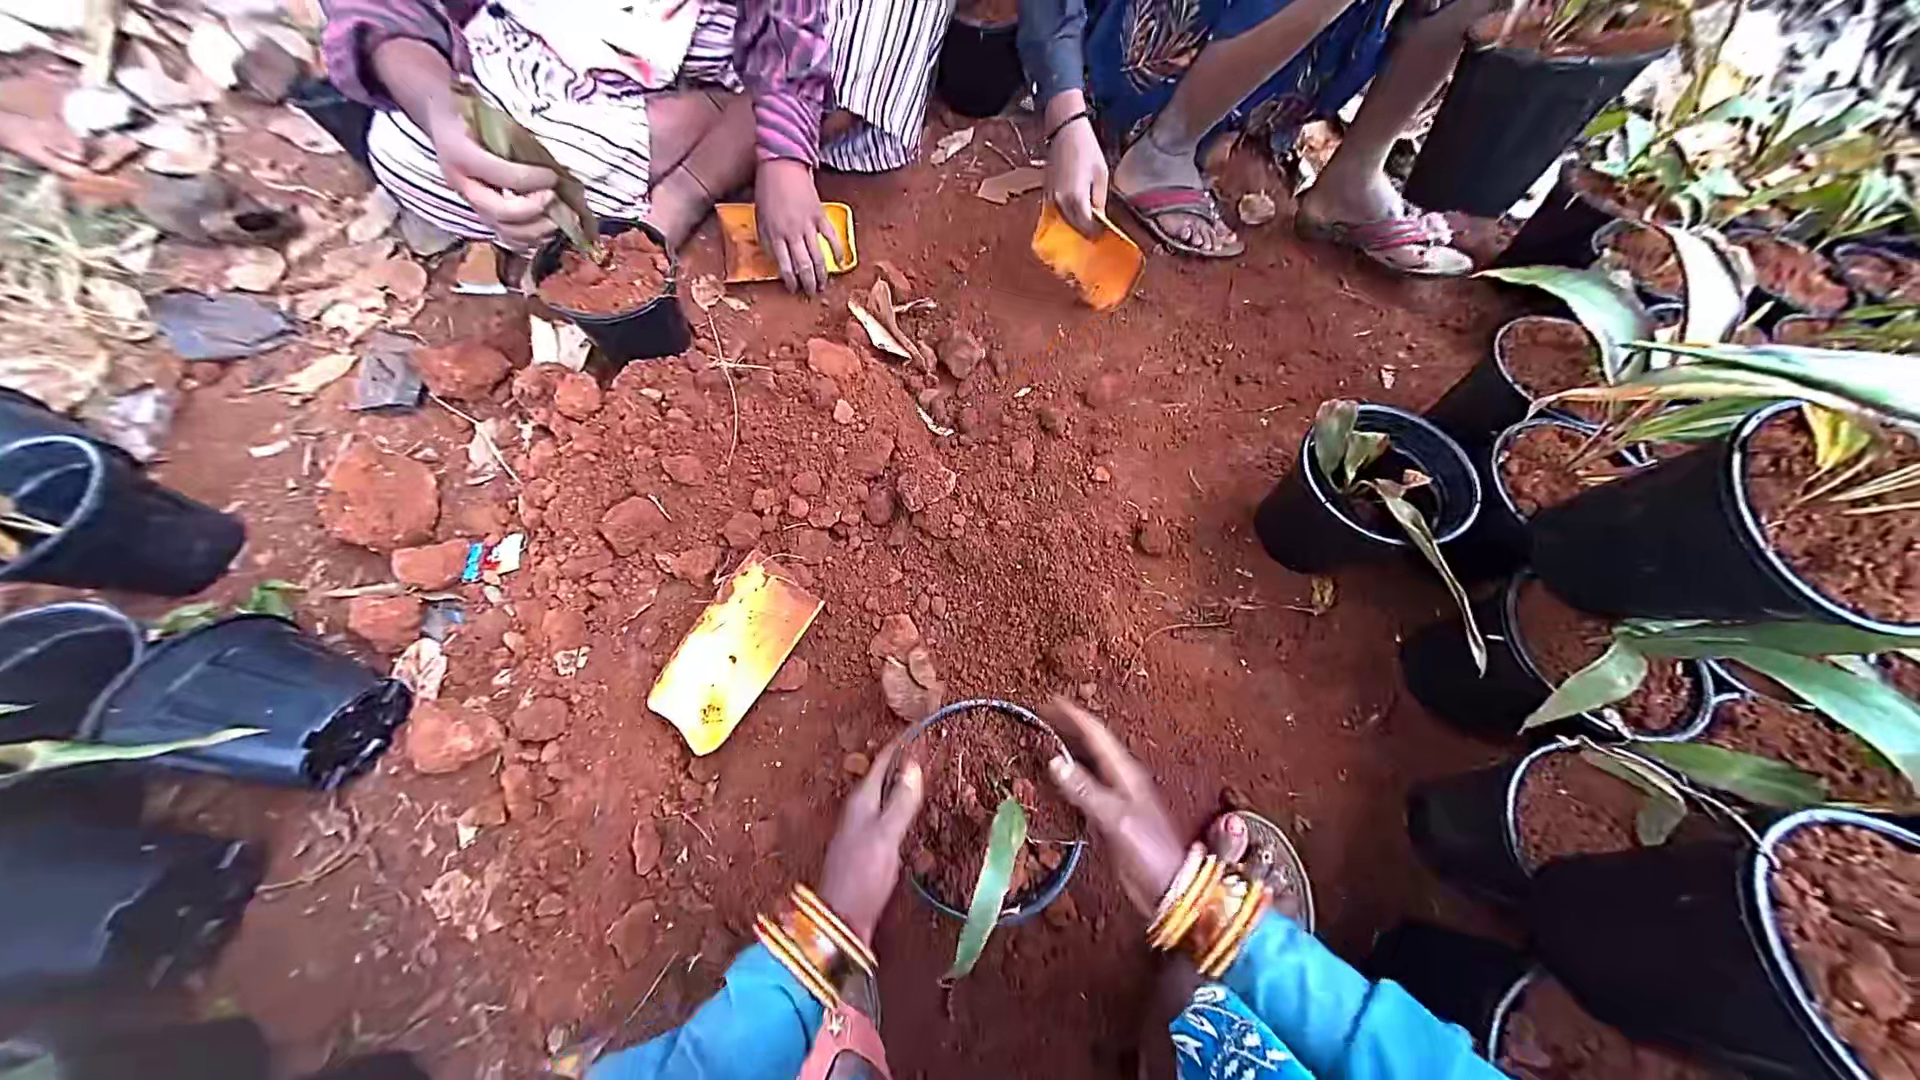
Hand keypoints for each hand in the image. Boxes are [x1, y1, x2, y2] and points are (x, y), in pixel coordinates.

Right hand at [425, 106, 558, 249]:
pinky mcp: (484, 217)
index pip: (499, 175)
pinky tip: (549, 227)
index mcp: (457, 153)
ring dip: (539, 229)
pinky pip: (510, 240)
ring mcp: (472, 204)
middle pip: (500, 212)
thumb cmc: (466, 110)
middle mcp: (462, 185)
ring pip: (507, 232)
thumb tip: (542, 144)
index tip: (553, 176)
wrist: (442, 120)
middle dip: (534, 209)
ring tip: (559, 217)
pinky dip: (533, 239)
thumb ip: (504, 125)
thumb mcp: (478, 106)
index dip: (531, 179)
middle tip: (556, 198)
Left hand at [755, 158, 843, 294]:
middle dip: (808, 283)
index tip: (794, 289)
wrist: (782, 164)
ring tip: (823, 285)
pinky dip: (838, 252)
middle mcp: (792, 233)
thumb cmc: (768, 190)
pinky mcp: (820, 216)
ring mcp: (808, 225)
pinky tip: (841, 264)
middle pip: (803, 266)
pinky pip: (831, 238)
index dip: (791, 281)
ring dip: (822, 274)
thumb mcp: (759, 217)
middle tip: (811, 294)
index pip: (785, 266)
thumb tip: (774, 259)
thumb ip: (766, 239)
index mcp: (775, 234)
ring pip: (818, 257)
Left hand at [816, 738, 924, 942]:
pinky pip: (890, 813)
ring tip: (927, 772)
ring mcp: (863, 827)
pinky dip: (905, 805)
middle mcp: (861, 808)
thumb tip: (914, 766)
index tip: (920, 727)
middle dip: (904, 759)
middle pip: (884, 774)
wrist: (840, 921)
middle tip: (929, 746)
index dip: (901, 743)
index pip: (883, 760)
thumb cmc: (861, 876)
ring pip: (887, 794)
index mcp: (862, 799)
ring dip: (904, 782)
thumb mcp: (885, 836)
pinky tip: (916, 812)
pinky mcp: (870, 845)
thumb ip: (900, 802)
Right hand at [1040, 695, 1185, 918]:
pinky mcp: (1109, 816)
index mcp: (1124, 771)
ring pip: (1087, 762)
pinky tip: (1057, 777)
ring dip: (1068, 747)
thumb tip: (1055, 762)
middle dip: (1068, 727)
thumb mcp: (1115, 818)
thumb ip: (1084, 790)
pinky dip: (1069, 774)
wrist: (1169, 887)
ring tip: (1046, 736)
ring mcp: (1115, 796)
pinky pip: (1084, 785)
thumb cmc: (1148, 851)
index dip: (1074, 716)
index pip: (1096, 734)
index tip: (1051, 702)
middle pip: (1091, 743)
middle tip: (1043, 715)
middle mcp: (1119, 777)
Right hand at [1046, 116, 1107, 236]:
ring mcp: (1051, 200)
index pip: (1086, 226)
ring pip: (1062, 224)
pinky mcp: (1045, 196)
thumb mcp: (1101, 175)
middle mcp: (1061, 203)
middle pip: (1073, 228)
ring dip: (1073, 229)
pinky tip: (1071, 221)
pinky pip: (1054, 215)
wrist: (1065, 132)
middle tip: (1094, 235)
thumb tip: (1099, 218)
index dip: (1095, 233)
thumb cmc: (1086, 149)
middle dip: (1084, 233)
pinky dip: (1063, 221)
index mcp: (1077, 198)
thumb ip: (1099, 200)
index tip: (1102, 235)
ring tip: (1083, 230)